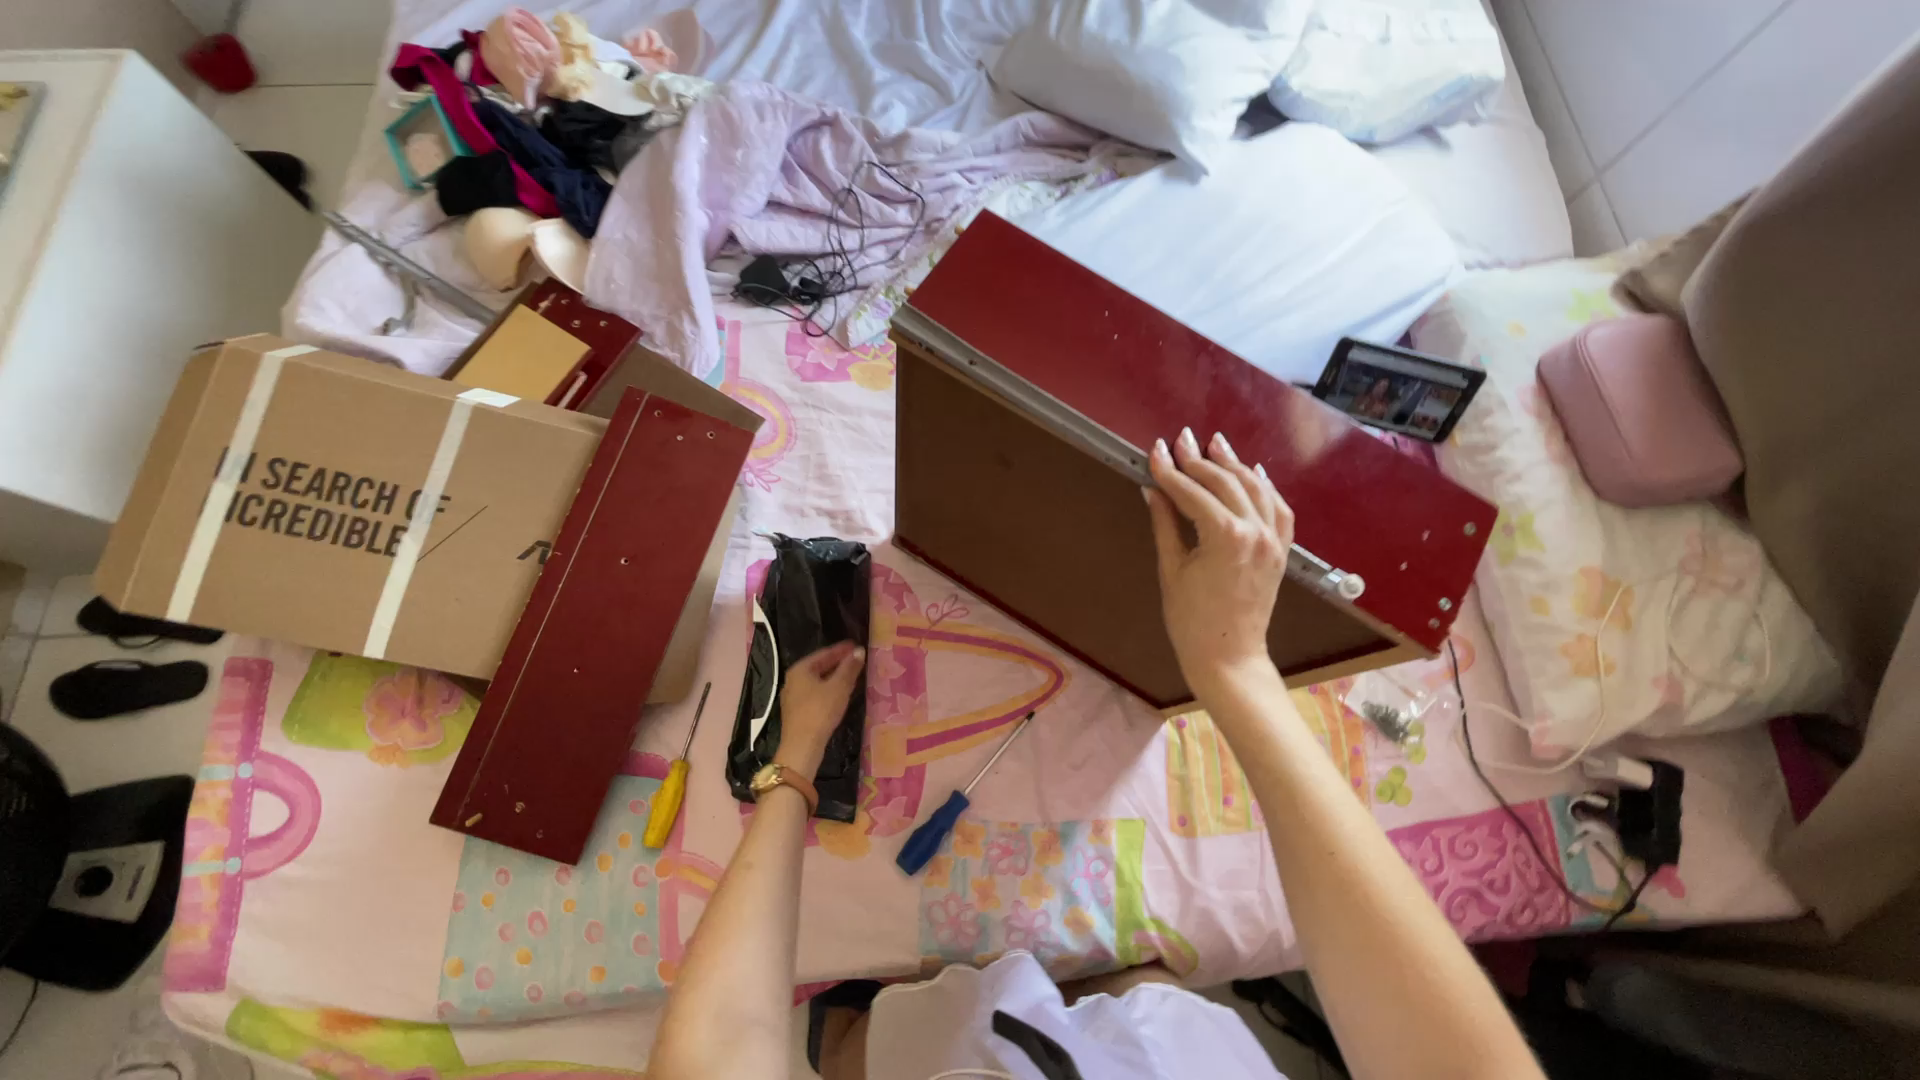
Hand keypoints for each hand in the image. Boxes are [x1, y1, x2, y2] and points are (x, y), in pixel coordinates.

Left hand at [773, 642, 865, 776]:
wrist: (802, 745)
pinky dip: (829, 689)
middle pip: (819, 666)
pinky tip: (841, 694)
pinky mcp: (797, 711)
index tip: (856, 645)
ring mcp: (793, 696)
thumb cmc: (820, 711)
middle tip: (857, 659)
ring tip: (852, 674)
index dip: (842, 649)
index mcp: (800, 669)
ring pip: (818, 681)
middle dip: (838, 663)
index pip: (824, 653)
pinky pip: (816, 693)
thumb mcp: (839, 687)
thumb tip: (859, 651)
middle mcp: (793, 680)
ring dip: (835, 677)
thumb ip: (849, 668)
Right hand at [1144, 427, 1294, 693]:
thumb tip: (1153, 490)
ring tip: (1215, 444)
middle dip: (1199, 460)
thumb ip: (1165, 524)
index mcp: (1224, 536)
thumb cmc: (1191, 620)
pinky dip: (1265, 487)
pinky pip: (1279, 509)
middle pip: (1225, 482)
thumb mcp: (1172, 569)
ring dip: (1233, 464)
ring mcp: (1273, 540)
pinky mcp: (1281, 550)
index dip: (1170, 470)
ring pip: (1255, 488)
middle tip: (1180, 440)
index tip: (1155, 451)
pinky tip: (1253, 471)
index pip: (1191, 492)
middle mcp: (1255, 531)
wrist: (1229, 657)